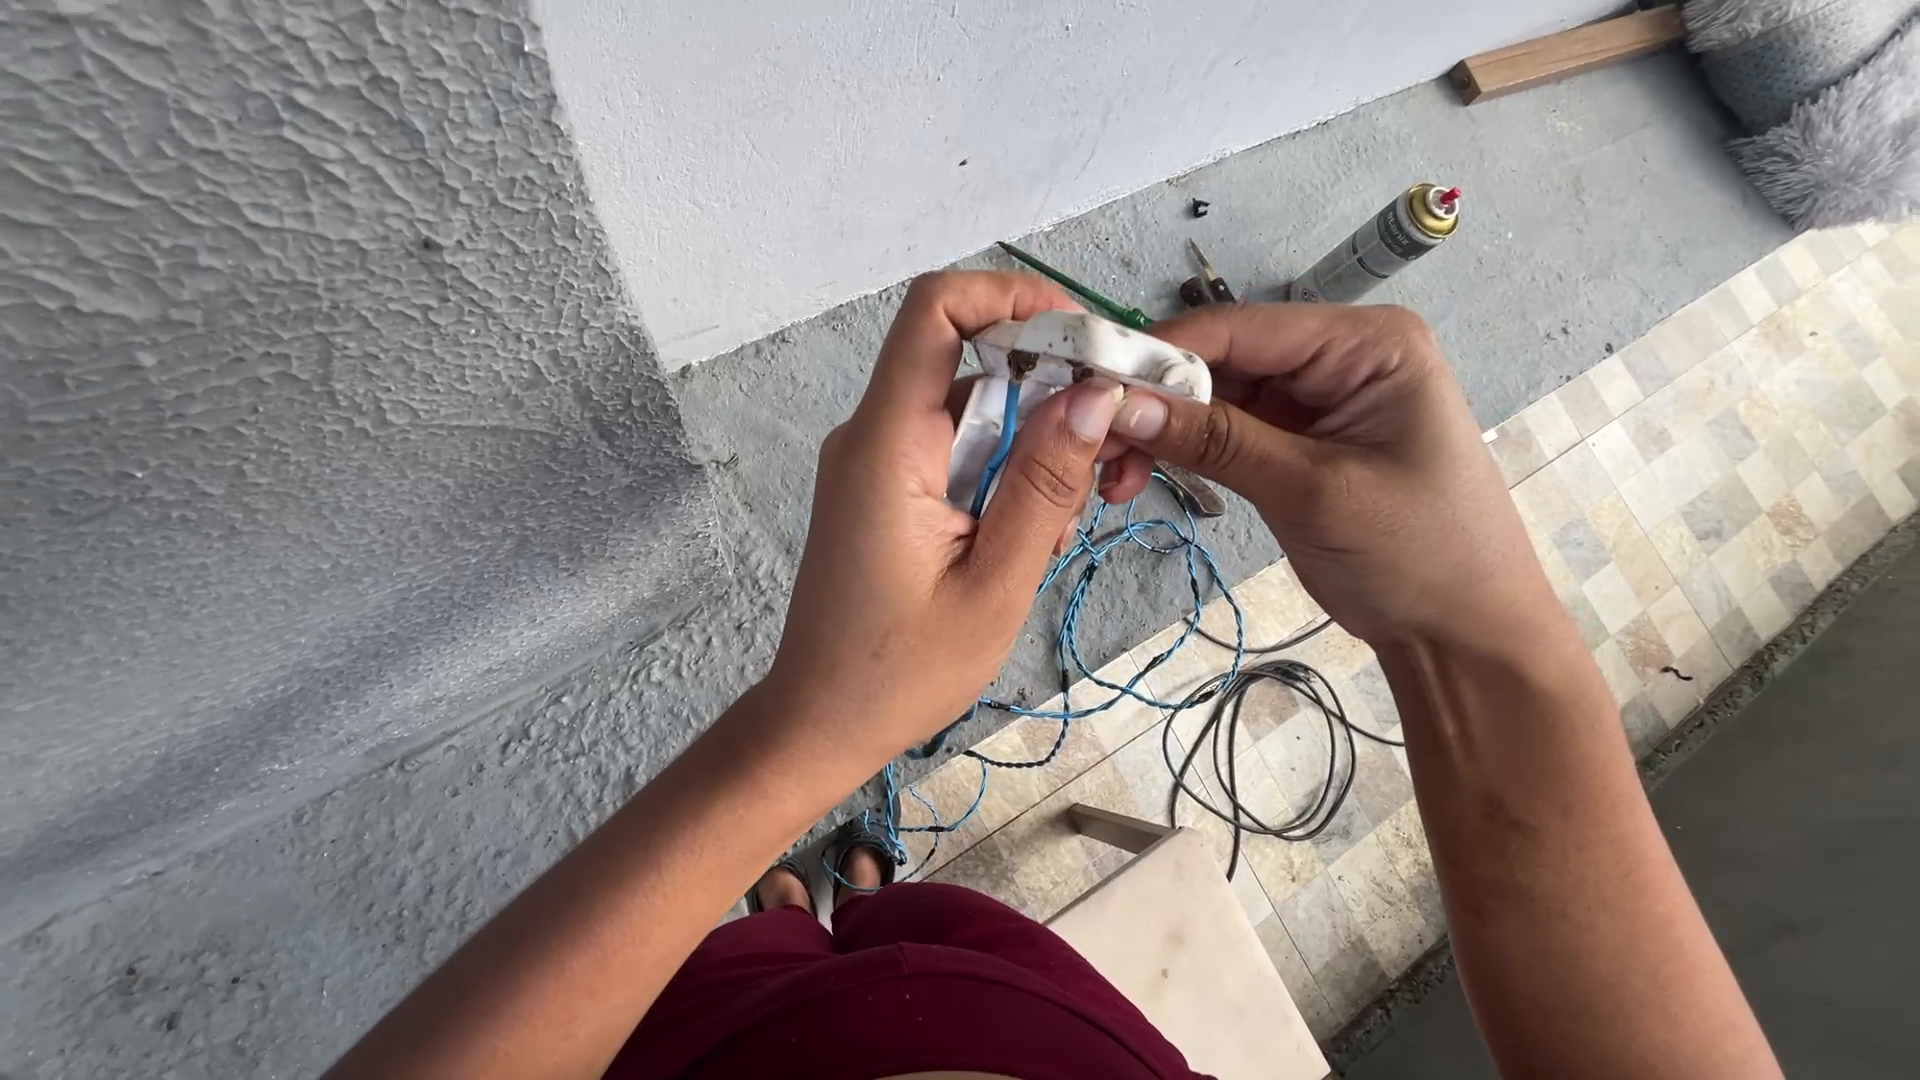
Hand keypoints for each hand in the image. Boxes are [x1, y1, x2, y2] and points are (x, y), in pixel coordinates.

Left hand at [763, 271, 1128, 759]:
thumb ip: (1045, 485)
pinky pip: (958, 450)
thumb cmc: (900, 672)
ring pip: (975, 410)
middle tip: (1109, 460)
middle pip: (972, 362)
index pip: (935, 311)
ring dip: (1035, 445)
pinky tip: (1028, 536)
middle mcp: (875, 435)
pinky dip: (1006, 474)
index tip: (1083, 338)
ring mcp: (878, 462)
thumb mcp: (995, 584)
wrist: (822, 721)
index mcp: (888, 445)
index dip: (1011, 298)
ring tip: (1067, 522)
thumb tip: (1094, 394)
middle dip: (1050, 390)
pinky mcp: (888, 489)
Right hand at [1107, 302, 1558, 650]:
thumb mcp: (1310, 490)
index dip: (1157, 355)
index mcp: (1363, 343)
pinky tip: (1141, 479)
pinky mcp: (1292, 443)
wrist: (1461, 633)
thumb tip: (1118, 404)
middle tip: (1094, 450)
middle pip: (1218, 362)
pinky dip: (1181, 455)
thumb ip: (1214, 440)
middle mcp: (1334, 358)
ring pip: (1210, 400)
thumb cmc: (1413, 552)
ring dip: (1159, 434)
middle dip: (1152, 403)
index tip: (1086, 389)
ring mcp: (1312, 402)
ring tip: (1114, 479)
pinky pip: (1221, 434)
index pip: (1238, 329)